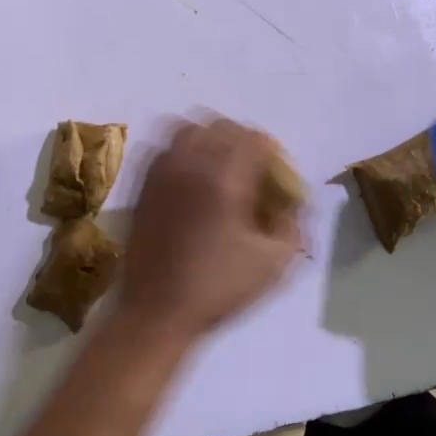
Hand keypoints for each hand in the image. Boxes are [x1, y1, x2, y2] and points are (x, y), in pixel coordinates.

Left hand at [118, 117, 302, 341]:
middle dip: (243, 142)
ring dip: (210, 140)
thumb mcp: (275, 263)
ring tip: (219, 168)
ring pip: (189, 128)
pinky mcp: (142, 181)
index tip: (277, 179)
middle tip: (252, 171)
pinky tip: (190, 176)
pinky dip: (181, 149)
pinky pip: (163, 145)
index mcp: (226, 179)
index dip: (273, 154)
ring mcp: (161, 170)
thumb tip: (293, 200)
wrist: (157, 310)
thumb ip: (293, 222)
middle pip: (223, 125)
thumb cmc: (219, 289)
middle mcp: (191, 164)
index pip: (255, 138)